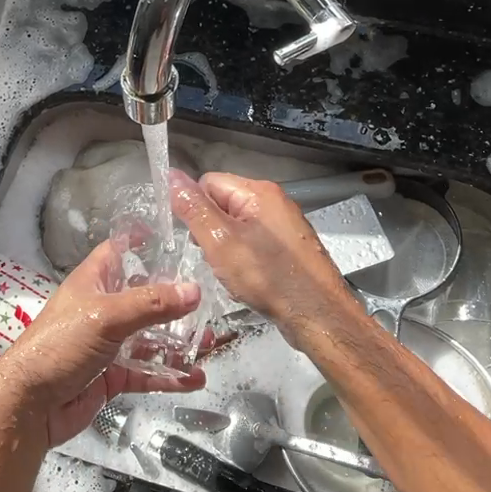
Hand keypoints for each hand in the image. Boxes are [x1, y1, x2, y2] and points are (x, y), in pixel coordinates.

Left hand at [0, 238, 204, 446]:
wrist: (31, 405)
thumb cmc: (62, 344)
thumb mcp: (108, 316)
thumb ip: (152, 304)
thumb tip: (194, 290)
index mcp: (94, 282)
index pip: (119, 250)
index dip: (141, 241)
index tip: (172, 237)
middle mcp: (102, 308)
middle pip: (144, 297)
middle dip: (175, 301)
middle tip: (209, 303)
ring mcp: (108, 344)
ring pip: (150, 337)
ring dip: (178, 340)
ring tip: (209, 343)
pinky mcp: (113, 375)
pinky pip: (147, 371)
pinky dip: (170, 374)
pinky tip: (195, 378)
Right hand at [170, 170, 363, 337]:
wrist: (319, 316)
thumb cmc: (269, 277)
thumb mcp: (220, 242)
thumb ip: (194, 208)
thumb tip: (171, 175)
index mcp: (258, 191)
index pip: (209, 182)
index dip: (196, 208)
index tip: (198, 237)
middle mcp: (274, 201)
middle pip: (224, 203)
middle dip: (212, 230)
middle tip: (216, 258)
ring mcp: (285, 225)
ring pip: (238, 227)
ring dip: (227, 248)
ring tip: (233, 272)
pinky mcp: (290, 247)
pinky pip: (255, 243)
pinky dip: (246, 260)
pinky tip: (249, 280)